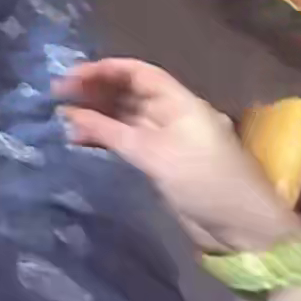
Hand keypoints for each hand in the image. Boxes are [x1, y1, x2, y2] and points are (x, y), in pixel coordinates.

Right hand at [55, 59, 300, 253]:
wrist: (242, 230)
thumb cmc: (203, 181)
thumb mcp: (153, 153)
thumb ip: (108, 131)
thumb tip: (68, 114)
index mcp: (179, 102)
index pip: (137, 73)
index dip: (104, 69)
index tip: (71, 76)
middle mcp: (171, 114)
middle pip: (128, 92)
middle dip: (94, 91)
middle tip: (58, 96)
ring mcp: (165, 138)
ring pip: (123, 116)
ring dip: (95, 115)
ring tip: (64, 119)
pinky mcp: (159, 160)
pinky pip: (125, 139)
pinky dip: (103, 137)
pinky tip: (80, 140)